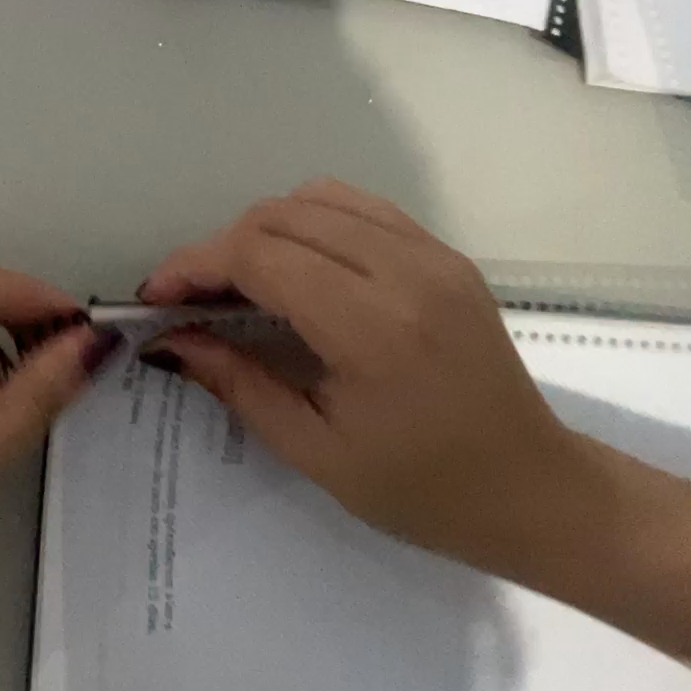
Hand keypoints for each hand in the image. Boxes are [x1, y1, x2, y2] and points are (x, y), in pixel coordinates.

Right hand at [137, 180, 590, 570]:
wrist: (535, 491)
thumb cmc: (420, 490)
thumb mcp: (313, 450)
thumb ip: (237, 383)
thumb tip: (169, 340)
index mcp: (373, 327)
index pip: (260, 256)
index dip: (193, 266)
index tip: (155, 298)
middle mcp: (406, 270)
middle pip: (280, 216)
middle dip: (217, 249)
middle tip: (188, 300)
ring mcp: (433, 254)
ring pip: (316, 199)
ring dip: (260, 231)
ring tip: (236, 284)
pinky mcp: (444, 254)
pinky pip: (357, 208)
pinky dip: (307, 224)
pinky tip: (293, 270)